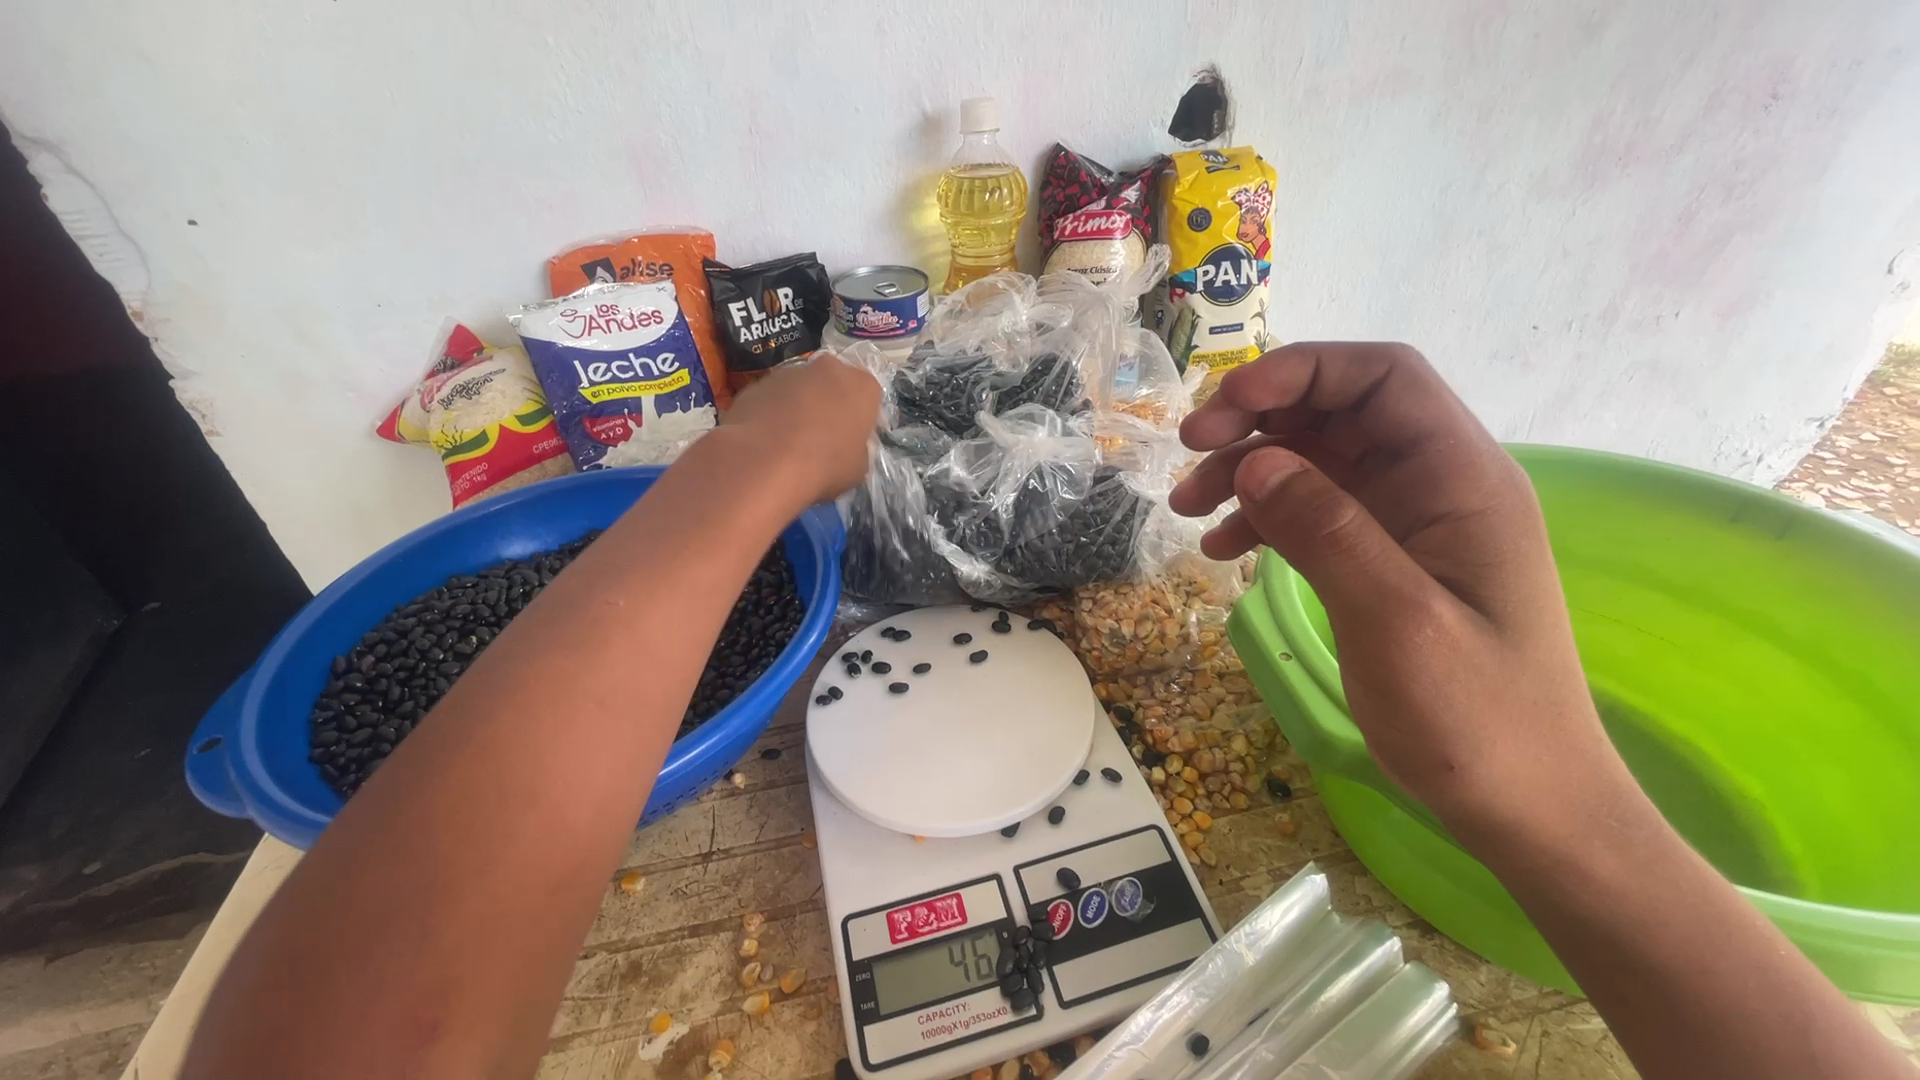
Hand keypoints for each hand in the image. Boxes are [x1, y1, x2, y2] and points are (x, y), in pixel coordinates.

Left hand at [722, 355, 882, 504]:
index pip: (869, 396)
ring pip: (800, 388)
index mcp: (862, 386)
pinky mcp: (757, 383)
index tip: (851, 438)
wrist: (765, 460)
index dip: (860, 418)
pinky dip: (772, 413)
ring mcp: (790, 372)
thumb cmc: (825, 465)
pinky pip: (772, 398)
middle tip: (822, 436)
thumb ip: (857, 449)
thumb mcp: (857, 468)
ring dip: (799, 407)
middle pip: (833, 384)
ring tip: (789, 441)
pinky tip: (766, 441)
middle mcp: (829, 369)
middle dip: (829, 403)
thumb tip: (846, 446)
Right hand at [1170, 343, 1630, 846]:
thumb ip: (1327, 530)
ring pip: (1315, 461)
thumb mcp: (1396, 621)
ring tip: (1187, 508)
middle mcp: (1434, 486)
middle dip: (1257, 420)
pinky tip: (1221, 549)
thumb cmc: (1476, 717)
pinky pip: (1312, 513)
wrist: (1525, 805)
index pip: (1381, 379)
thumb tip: (1254, 460)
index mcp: (1460, 479)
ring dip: (1247, 471)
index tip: (1223, 407)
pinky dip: (1261, 518)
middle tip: (1188, 452)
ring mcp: (1407, 524)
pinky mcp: (1383, 562)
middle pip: (1337, 413)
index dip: (1299, 372)